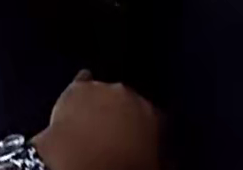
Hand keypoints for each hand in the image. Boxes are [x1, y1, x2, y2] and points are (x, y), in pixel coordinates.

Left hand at [31, 71, 160, 169]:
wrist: (84, 159)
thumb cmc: (124, 166)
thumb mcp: (154, 167)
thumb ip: (163, 159)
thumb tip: (166, 159)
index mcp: (150, 113)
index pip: (157, 118)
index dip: (153, 132)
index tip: (149, 143)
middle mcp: (125, 93)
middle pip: (131, 101)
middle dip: (129, 115)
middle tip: (123, 135)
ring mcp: (99, 86)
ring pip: (107, 92)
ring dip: (106, 104)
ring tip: (101, 125)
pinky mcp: (76, 86)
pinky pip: (83, 82)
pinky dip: (85, 90)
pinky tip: (84, 99)